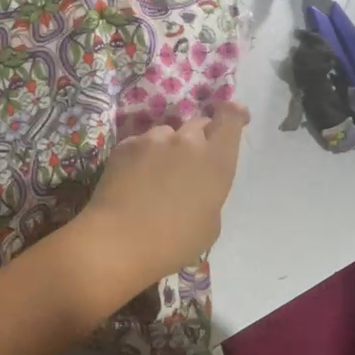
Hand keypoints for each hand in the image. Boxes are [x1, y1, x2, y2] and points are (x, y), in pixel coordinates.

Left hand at [69, 102, 249, 289]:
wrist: (120, 240)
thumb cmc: (175, 242)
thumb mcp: (210, 223)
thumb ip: (210, 191)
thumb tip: (197, 183)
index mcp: (216, 160)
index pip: (230, 117)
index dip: (233, 113)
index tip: (234, 116)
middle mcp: (187, 141)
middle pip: (198, 124)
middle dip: (198, 139)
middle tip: (189, 164)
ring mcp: (152, 139)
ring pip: (166, 135)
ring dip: (167, 149)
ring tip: (155, 177)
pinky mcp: (125, 144)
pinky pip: (140, 144)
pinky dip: (141, 157)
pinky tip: (133, 181)